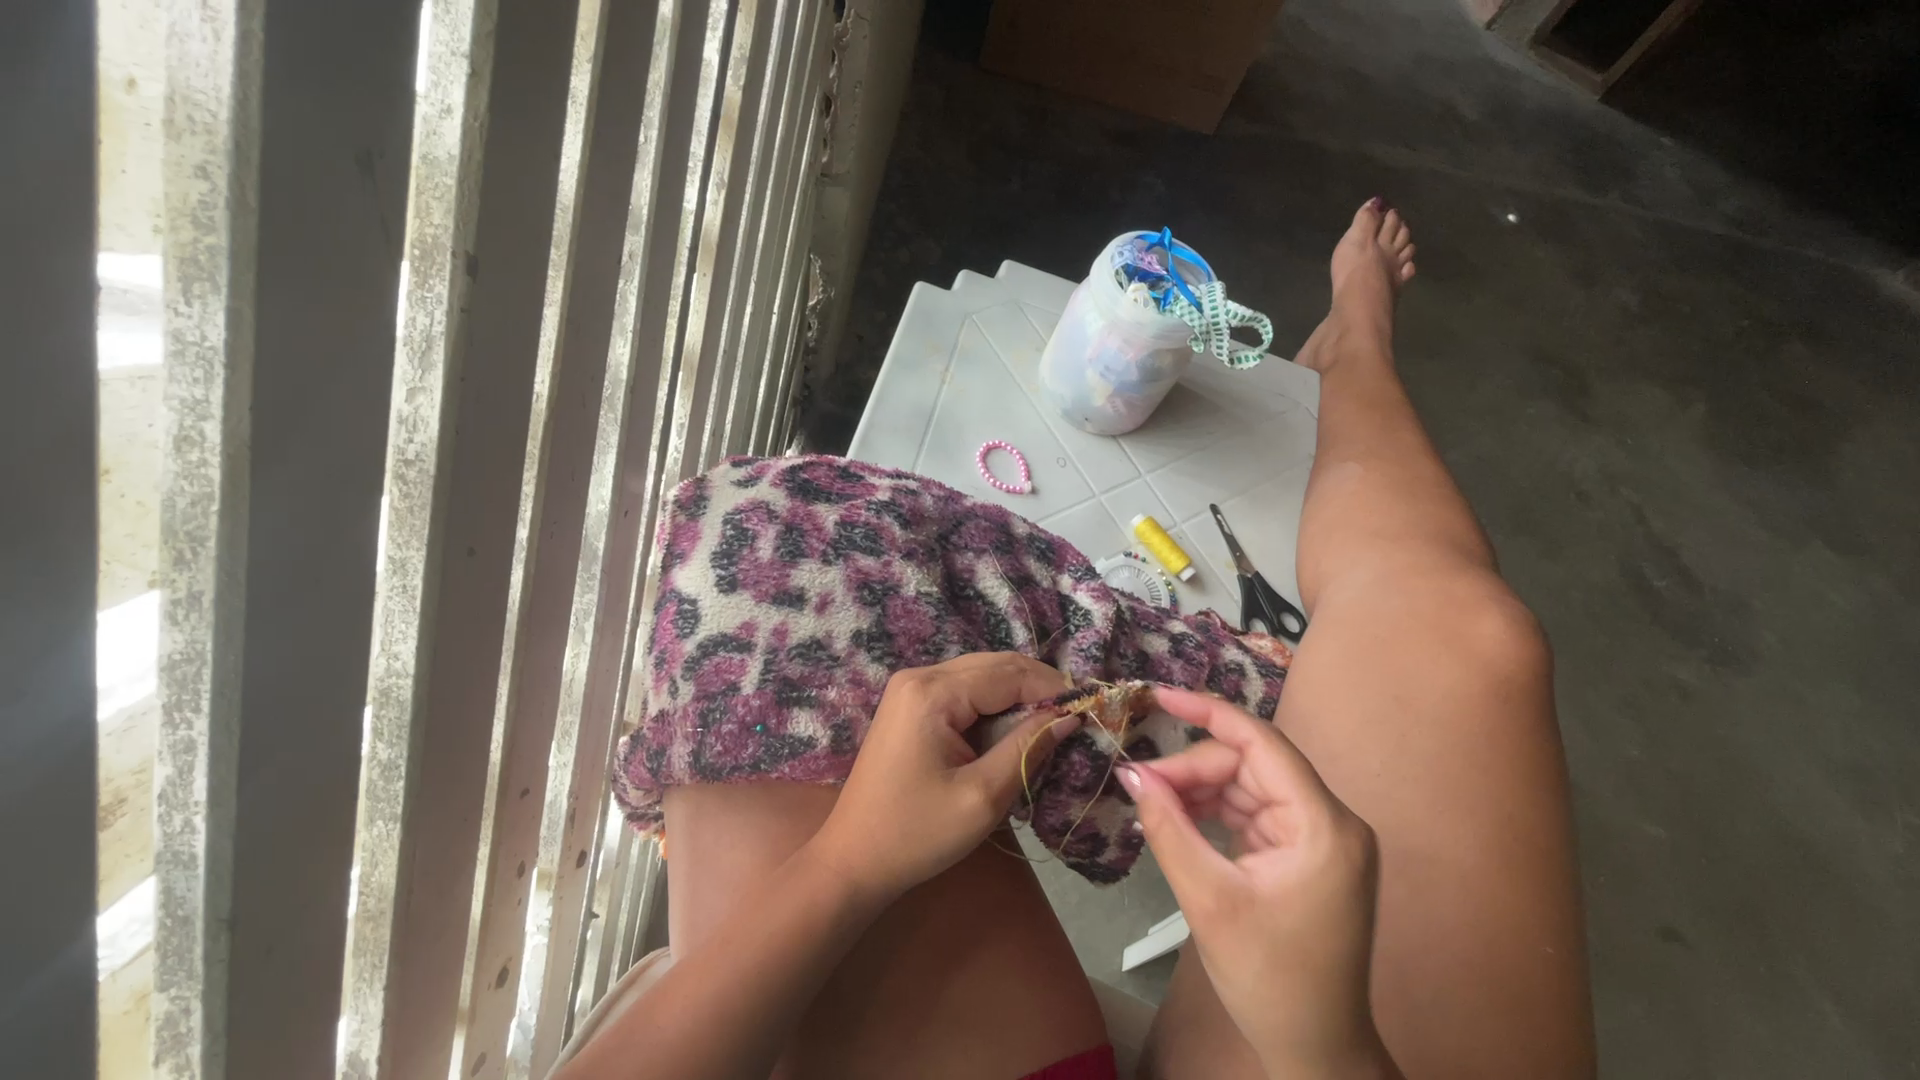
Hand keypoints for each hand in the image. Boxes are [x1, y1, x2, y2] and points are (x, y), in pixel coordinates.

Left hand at [808, 653, 1075, 901]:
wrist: (853, 860)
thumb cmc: (918, 834)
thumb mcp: (983, 796)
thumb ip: (1028, 747)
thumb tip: (1070, 715)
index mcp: (932, 693)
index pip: (1009, 673)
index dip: (1054, 688)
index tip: (1092, 709)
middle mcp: (919, 677)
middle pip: (994, 666)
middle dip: (1038, 687)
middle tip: (1076, 717)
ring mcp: (910, 689)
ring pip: (980, 676)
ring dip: (1017, 695)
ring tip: (1052, 725)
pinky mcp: (909, 705)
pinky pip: (963, 691)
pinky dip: (993, 705)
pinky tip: (1013, 729)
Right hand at [1120, 687, 1397, 1077]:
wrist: (1315, 1049)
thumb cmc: (1268, 979)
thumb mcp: (1208, 899)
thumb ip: (1168, 827)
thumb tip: (1130, 773)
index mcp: (1323, 826)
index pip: (1262, 743)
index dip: (1207, 712)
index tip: (1157, 697)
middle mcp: (1332, 821)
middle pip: (1251, 765)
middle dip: (1193, 769)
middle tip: (1140, 786)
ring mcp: (1321, 838)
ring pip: (1249, 787)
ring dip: (1201, 790)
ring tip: (1154, 803)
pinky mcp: (1305, 855)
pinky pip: (1254, 813)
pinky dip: (1215, 812)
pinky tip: (1179, 819)